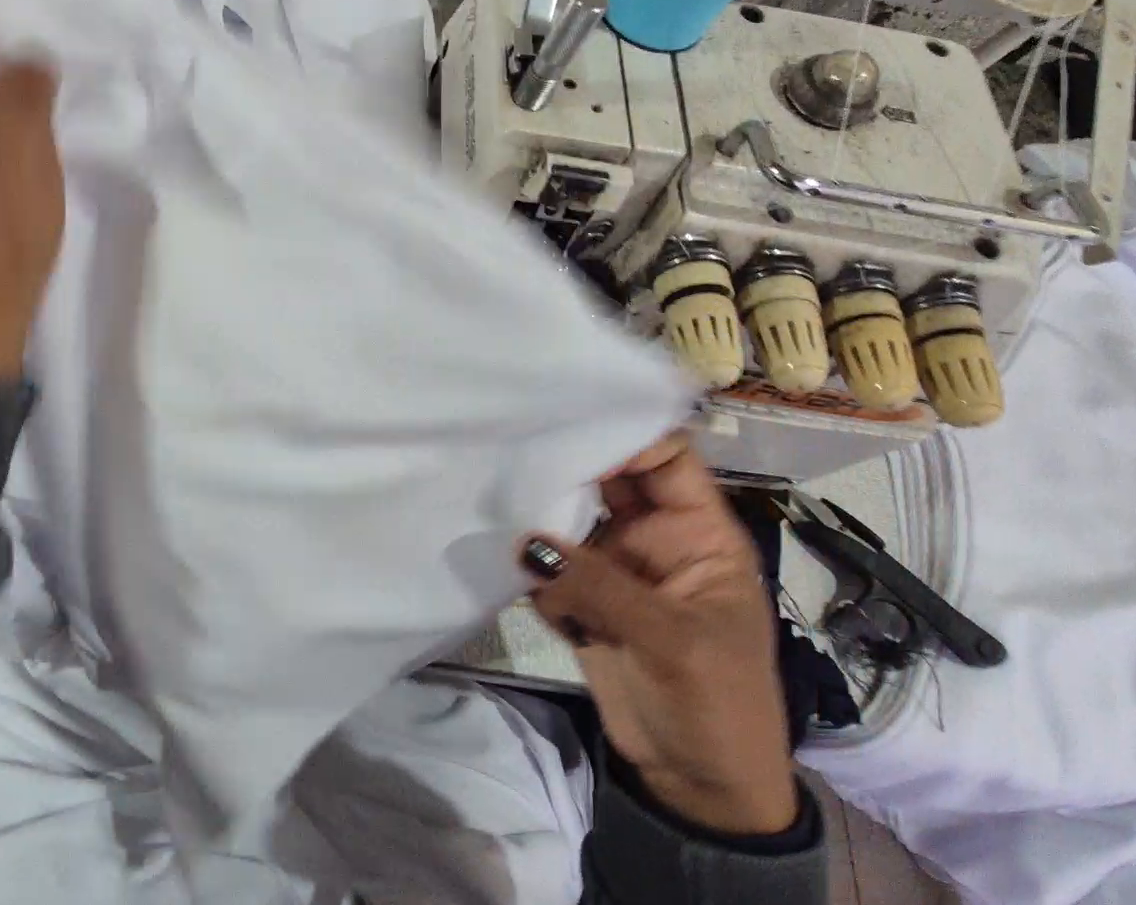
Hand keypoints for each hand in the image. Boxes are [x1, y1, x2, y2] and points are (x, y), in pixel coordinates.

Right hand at [521, 435, 797, 835]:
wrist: (698, 781)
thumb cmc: (719, 703)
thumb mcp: (675, 642)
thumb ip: (601, 587)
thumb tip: (526, 542)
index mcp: (698, 535)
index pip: (667, 462)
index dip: (627, 437)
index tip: (568, 424)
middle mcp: (651, 540)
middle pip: (606, 483)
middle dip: (566, 465)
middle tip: (510, 441)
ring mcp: (611, 571)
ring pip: (566, 522)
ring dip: (533, 514)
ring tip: (487, 491)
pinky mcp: (578, 602)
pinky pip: (543, 568)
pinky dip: (520, 562)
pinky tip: (490, 547)